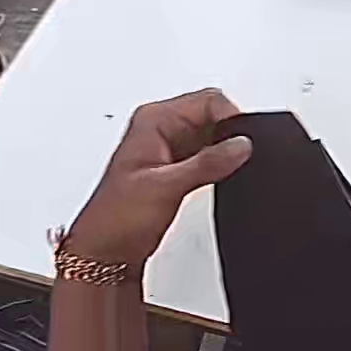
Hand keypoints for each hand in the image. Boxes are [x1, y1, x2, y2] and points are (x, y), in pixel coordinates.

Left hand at [67, 89, 250, 264]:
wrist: (107, 250)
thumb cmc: (116, 217)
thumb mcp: (167, 186)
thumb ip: (208, 163)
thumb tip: (241, 145)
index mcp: (154, 121)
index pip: (208, 100)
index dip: (232, 118)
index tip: (244, 142)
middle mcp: (162, 129)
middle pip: (214, 116)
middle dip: (231, 135)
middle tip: (236, 158)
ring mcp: (171, 148)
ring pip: (214, 136)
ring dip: (225, 151)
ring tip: (222, 172)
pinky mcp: (179, 168)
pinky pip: (210, 155)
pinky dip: (220, 164)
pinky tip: (218, 179)